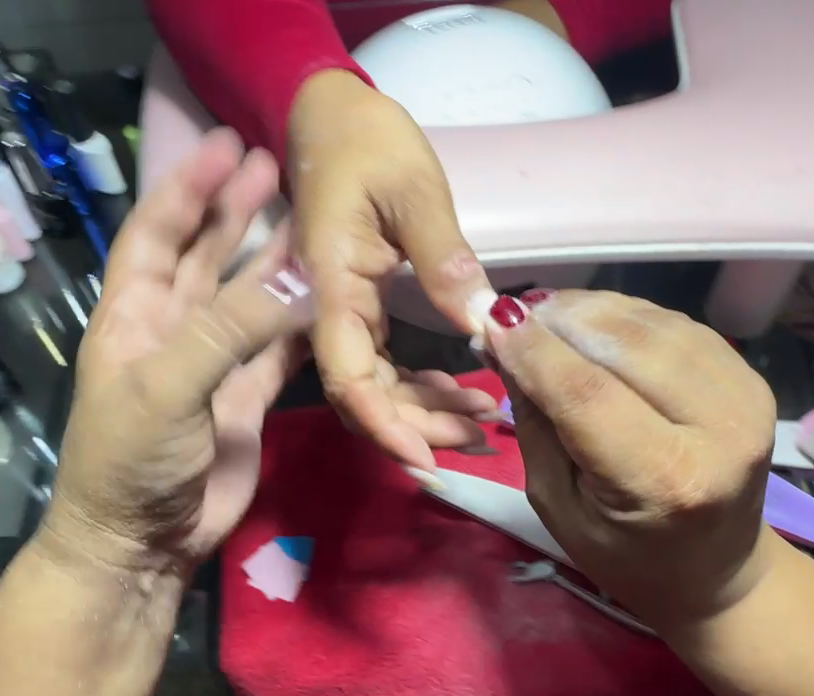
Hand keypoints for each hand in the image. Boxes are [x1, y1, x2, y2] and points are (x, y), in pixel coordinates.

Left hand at [38, 129, 315, 576]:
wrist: (143, 541)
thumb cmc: (131, 460)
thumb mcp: (167, 386)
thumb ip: (228, 330)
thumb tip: (299, 277)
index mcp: (132, 316)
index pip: (156, 234)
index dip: (188, 188)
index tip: (226, 145)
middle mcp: (171, 332)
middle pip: (204, 258)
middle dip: (233, 212)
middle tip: (275, 166)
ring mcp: (210, 369)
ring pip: (246, 303)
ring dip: (272, 264)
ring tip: (308, 221)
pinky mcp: (244, 403)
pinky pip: (276, 353)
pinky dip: (299, 326)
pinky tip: (323, 297)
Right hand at [288, 70, 499, 470]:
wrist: (329, 119)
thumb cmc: (365, 141)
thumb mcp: (414, 189)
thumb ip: (443, 259)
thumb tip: (480, 324)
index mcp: (330, 287)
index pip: (347, 377)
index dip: (383, 425)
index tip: (427, 459)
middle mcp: (329, 314)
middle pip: (365, 397)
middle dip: (420, 429)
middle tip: (483, 440)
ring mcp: (343, 318)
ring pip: (378, 389)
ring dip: (426, 415)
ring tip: (485, 423)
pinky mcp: (360, 314)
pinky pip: (387, 368)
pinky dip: (421, 389)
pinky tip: (461, 394)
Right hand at [484, 290, 779, 630]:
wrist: (715, 571)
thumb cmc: (624, 556)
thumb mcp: (558, 505)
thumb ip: (536, 426)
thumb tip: (508, 347)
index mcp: (665, 480)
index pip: (588, 394)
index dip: (535, 350)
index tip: (491, 323)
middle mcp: (718, 430)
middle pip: (626, 345)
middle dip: (560, 318)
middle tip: (513, 314)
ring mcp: (745, 398)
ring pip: (654, 325)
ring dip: (591, 310)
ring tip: (545, 315)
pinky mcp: (752, 378)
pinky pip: (678, 326)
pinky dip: (627, 316)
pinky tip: (591, 323)